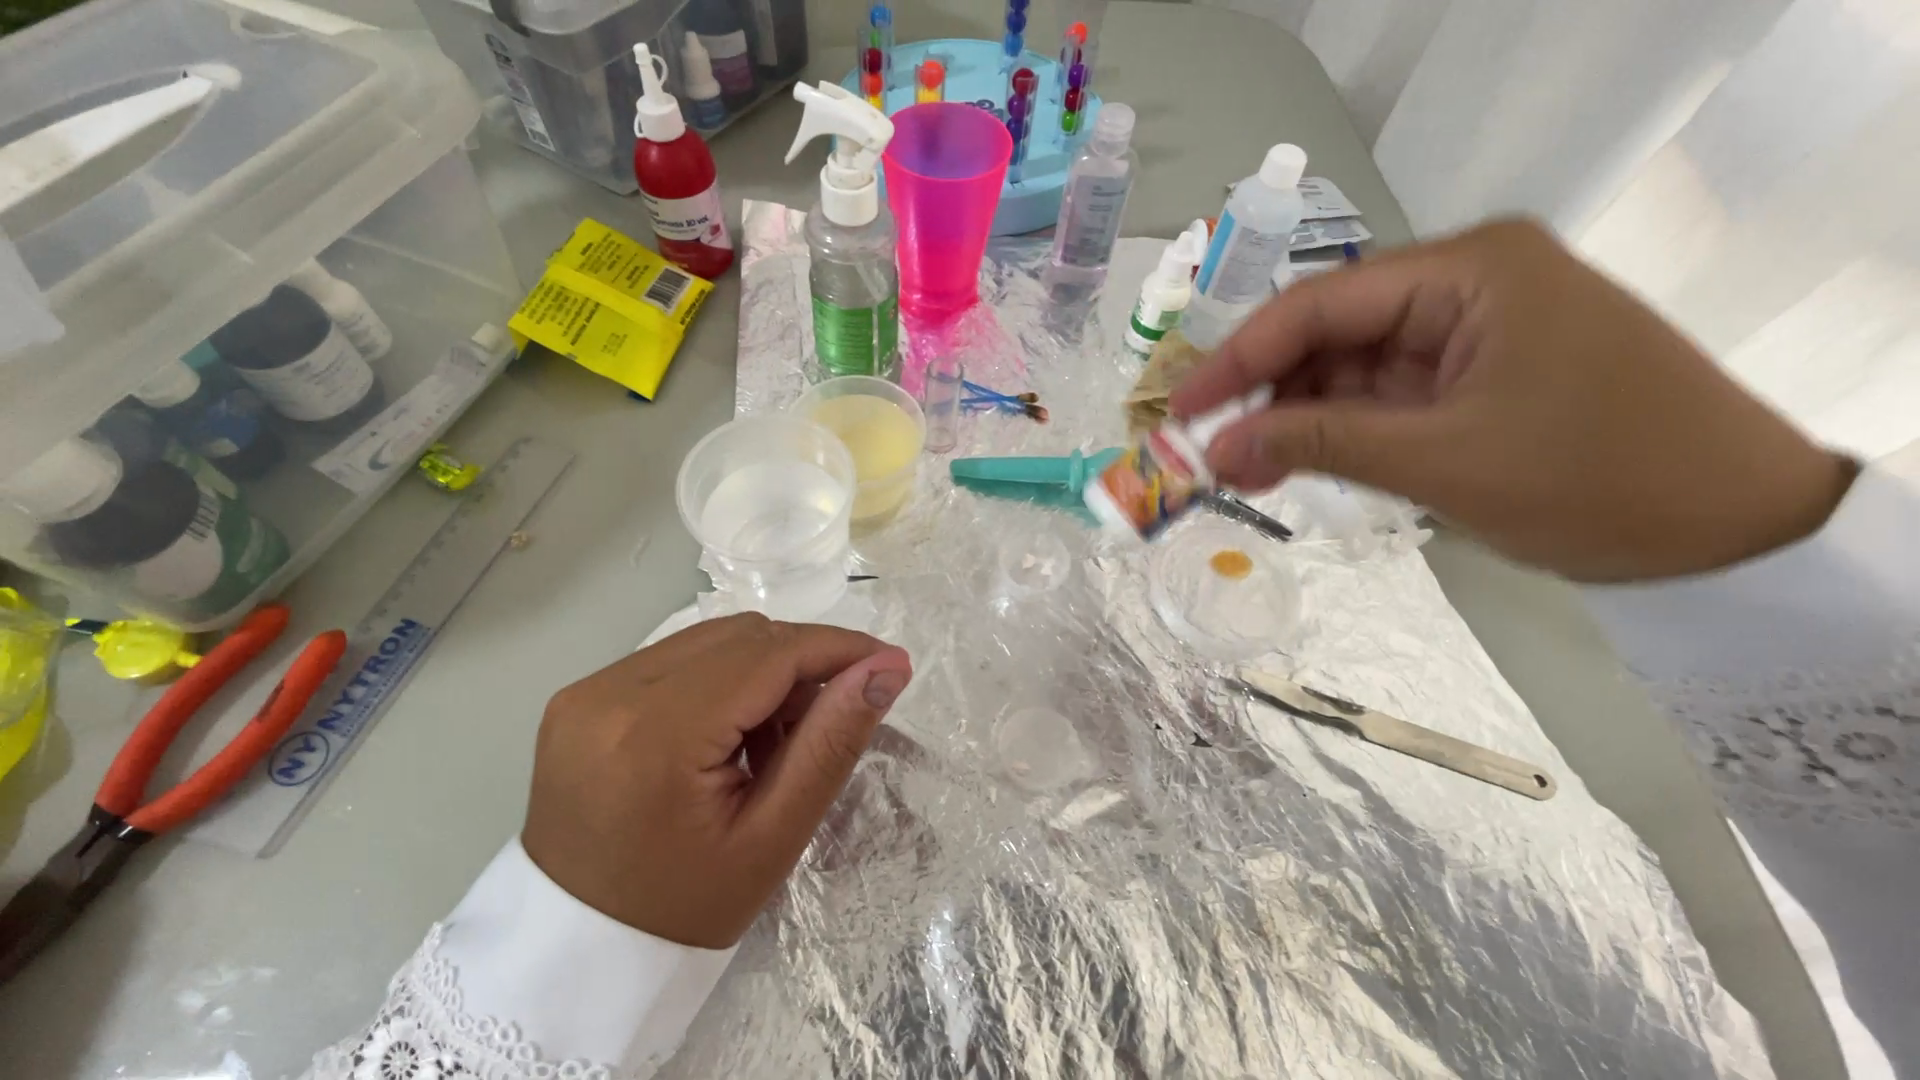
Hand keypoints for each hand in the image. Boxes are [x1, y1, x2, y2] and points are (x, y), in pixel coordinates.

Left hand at [521, 614, 912, 948]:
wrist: (579, 947)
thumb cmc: (685, 908)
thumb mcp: (774, 837)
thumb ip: (831, 744)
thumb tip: (886, 669)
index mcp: (655, 736)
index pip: (767, 655)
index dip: (837, 648)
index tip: (891, 663)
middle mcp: (610, 693)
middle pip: (740, 637)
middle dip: (801, 663)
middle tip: (831, 718)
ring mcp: (587, 690)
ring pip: (709, 640)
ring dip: (763, 670)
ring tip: (776, 738)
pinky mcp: (579, 696)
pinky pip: (674, 659)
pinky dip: (721, 679)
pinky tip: (730, 734)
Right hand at [1170, 220, 1856, 581]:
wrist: (1741, 529)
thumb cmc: (1598, 478)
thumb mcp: (1441, 460)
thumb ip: (1318, 442)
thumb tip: (1214, 450)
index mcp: (1469, 270)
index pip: (1320, 303)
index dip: (1239, 359)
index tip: (1180, 411)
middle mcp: (1465, 284)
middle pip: (1331, 333)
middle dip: (1265, 395)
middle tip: (1205, 454)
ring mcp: (1472, 332)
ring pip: (1351, 370)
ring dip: (1296, 420)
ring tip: (1241, 473)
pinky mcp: (1478, 378)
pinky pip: (1385, 398)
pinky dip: (1338, 434)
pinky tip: (1293, 465)